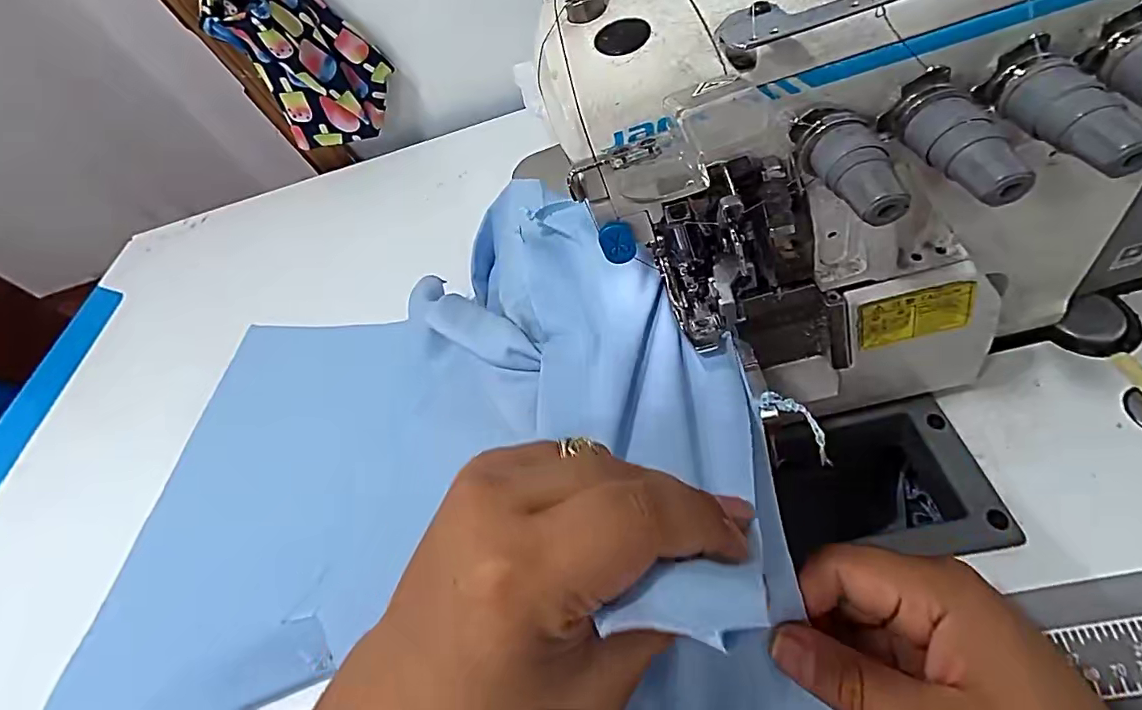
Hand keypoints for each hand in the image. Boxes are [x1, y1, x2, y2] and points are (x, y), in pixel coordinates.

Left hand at [320, 440, 754, 709]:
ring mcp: (480, 477)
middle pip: (615, 474)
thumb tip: (709, 563)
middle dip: (676, 502)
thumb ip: (659, 614)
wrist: (402, 695)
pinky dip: (597, 478)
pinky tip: (609, 514)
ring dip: (638, 487)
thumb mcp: (592, 689)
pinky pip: (561, 455)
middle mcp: (495, 502)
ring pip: (591, 455)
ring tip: (667, 528)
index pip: (634, 514)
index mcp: (520, 570)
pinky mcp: (476, 470)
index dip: (698, 521)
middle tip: (719, 534)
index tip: (739, 540)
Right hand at [771, 545, 1103, 709]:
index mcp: (937, 586)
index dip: (800, 597)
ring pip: (864, 624)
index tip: (775, 637)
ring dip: (840, 657)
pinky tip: (856, 699)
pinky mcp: (953, 655)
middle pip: (848, 591)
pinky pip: (889, 650)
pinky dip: (866, 674)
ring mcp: (946, 624)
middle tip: (795, 674)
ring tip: (828, 695)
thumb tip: (785, 642)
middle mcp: (938, 592)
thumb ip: (852, 680)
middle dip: (817, 629)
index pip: (838, 565)